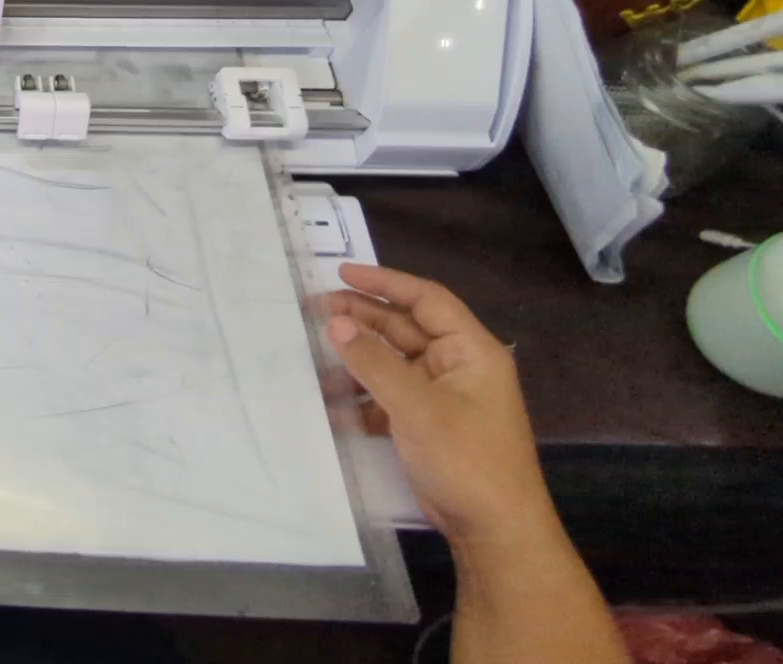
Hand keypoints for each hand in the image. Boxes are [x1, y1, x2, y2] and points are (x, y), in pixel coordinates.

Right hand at [323, 264, 555, 547]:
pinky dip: (356, 393)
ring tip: (313, 355)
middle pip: (401, 327)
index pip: (426, 300)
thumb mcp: (417, 407)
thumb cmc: (466, 460)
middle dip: (359, 317)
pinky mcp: (421, 420)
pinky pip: (381, 392)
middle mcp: (455, 366)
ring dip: (352, 356)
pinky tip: (329, 402)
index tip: (340, 272)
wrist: (493, 531)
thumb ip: (373, 361)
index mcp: (470, 353)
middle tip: (313, 309)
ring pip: (387, 359)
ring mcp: (438, 394)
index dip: (385, 282)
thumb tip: (334, 322)